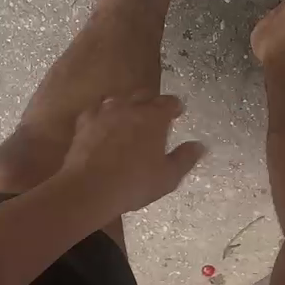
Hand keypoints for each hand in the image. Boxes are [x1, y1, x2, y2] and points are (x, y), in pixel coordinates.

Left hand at [57, 92, 206, 217]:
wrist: (89, 188)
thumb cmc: (133, 183)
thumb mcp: (168, 177)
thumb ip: (185, 158)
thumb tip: (200, 145)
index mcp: (154, 117)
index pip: (169, 102)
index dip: (175, 106)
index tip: (178, 112)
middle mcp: (130, 107)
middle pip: (144, 95)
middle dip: (152, 102)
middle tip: (156, 115)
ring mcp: (105, 112)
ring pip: (120, 99)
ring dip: (127, 105)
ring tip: (130, 117)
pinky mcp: (85, 122)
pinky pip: (96, 109)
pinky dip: (103, 113)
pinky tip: (102, 122)